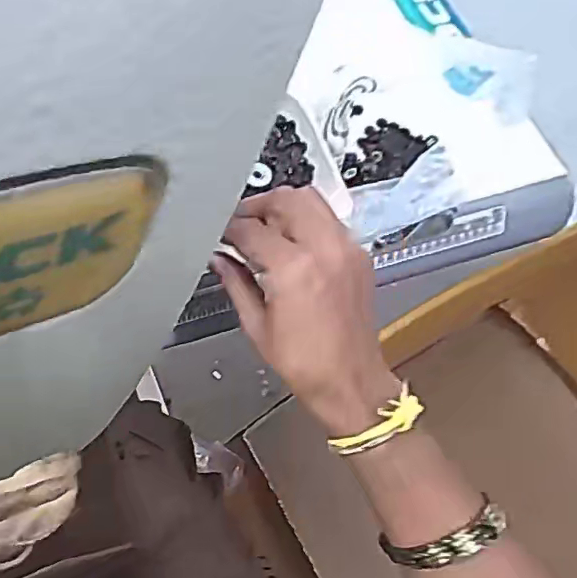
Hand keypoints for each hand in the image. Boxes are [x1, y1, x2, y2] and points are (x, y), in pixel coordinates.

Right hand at [210, 187, 401, 435]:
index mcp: (293, 269)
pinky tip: (289, 241)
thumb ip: (236, 284)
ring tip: (263, 227)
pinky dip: (305, 220)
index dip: (229, 228)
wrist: (347, 378)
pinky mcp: (357, 255)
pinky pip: (328, 219)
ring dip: (283, 207)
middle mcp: (325, 250)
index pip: (252, 229)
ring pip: (312, 200)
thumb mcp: (256, 325)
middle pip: (286, 199)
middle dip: (257, 205)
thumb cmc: (306, 363)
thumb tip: (222, 262)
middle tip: (238, 221)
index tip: (219, 233)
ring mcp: (346, 248)